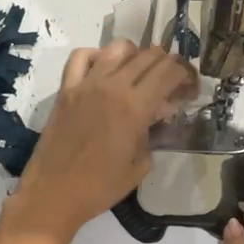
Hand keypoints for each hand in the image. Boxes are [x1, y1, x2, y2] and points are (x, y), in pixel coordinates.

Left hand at [8, 41, 196, 241]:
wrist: (54, 194)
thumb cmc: (101, 187)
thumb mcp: (140, 164)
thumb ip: (152, 132)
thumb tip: (158, 111)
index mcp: (135, 107)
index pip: (169, 71)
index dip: (186, 75)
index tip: (189, 90)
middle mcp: (112, 87)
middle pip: (148, 56)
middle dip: (167, 65)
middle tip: (170, 84)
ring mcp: (86, 85)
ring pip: (117, 49)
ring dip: (136, 56)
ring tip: (140, 74)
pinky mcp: (66, 90)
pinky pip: (81, 57)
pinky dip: (97, 56)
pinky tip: (104, 71)